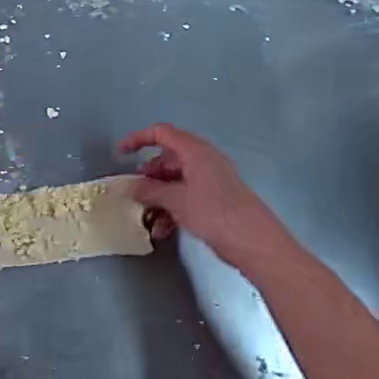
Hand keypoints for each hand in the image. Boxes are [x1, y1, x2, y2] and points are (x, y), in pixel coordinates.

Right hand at [117, 124, 289, 270]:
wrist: (258, 245)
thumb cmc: (216, 214)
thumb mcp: (176, 201)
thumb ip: (150, 191)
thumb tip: (133, 186)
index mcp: (196, 152)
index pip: (161, 133)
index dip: (138, 139)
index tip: (121, 153)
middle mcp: (204, 161)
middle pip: (168, 159)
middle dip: (149, 176)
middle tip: (136, 192)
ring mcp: (212, 181)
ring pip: (176, 181)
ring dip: (159, 197)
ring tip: (149, 218)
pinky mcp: (217, 201)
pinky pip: (187, 196)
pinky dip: (172, 208)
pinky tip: (164, 229)